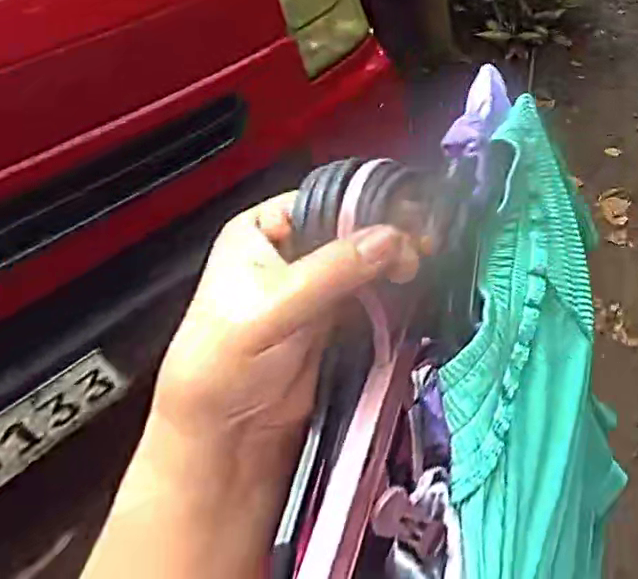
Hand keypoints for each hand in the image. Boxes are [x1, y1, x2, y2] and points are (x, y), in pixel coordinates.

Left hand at [85, 194, 421, 578]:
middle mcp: (295, 244)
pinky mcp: (344, 304)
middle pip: (359, 221)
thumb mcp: (267, 314)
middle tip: (419, 244)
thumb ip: (330, 272)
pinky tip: (413, 279)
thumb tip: (391, 237)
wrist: (225, 440)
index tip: (407, 216)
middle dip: (392, 231)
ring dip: (400, 254)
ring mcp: (322, 275)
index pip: (329, 198)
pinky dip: (399, 278)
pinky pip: (380, 279)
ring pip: (375, 249)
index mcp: (264, 228)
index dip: (369, 204)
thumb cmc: (217, 372)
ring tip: (418, 264)